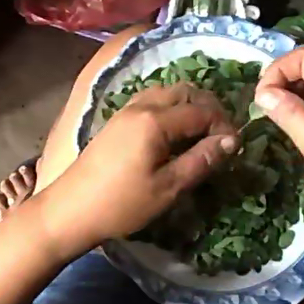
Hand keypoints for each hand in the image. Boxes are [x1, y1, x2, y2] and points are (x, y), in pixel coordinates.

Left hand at [29, 83, 238, 259]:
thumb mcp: (168, 188)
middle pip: (186, 92)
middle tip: (221, 136)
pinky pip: (153, 100)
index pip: (202, 111)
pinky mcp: (118, 120)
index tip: (235, 149)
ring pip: (168, 92)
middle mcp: (142, 106)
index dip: (224, 126)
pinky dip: (172, 108)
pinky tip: (176, 132)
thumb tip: (231, 141)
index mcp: (155, 121)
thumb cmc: (121, 204)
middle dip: (210, 109)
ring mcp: (127, 110)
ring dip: (191, 105)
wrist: (68, 212)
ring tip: (202, 133)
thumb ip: (201, 160)